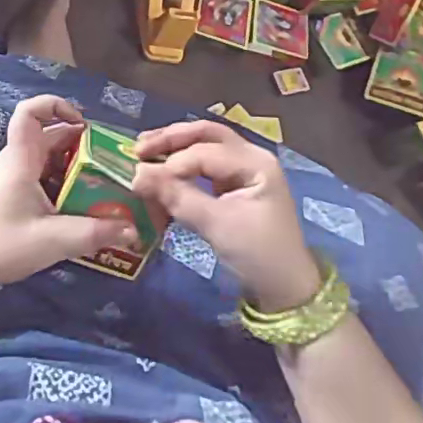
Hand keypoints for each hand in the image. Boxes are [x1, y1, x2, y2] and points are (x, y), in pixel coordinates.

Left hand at [0, 95, 138, 290]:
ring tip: (105, 184)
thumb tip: (132, 230)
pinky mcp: (17, 196)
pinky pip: (47, 177)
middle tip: (110, 162)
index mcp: (22, 157)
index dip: (56, 106)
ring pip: (51, 158)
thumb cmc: (1, 243)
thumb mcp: (54, 239)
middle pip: (51, 135)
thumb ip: (95, 234)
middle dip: (82, 143)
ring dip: (77, 166)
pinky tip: (86, 205)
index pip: (30, 111)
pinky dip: (67, 183)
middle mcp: (19, 160)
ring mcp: (16, 178)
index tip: (84, 125)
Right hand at [132, 121, 320, 311]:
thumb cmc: (257, 255)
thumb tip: (137, 174)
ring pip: (204, 144)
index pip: (205, 152)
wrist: (285, 288)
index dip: (172, 163)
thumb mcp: (217, 226)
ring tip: (143, 150)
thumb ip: (177, 197)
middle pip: (206, 134)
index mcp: (255, 162)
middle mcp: (250, 156)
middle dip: (171, 138)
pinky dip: (182, 162)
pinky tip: (161, 168)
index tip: (142, 179)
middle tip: (138, 149)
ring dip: (174, 145)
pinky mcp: (234, 183)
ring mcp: (243, 168)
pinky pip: (204, 163)